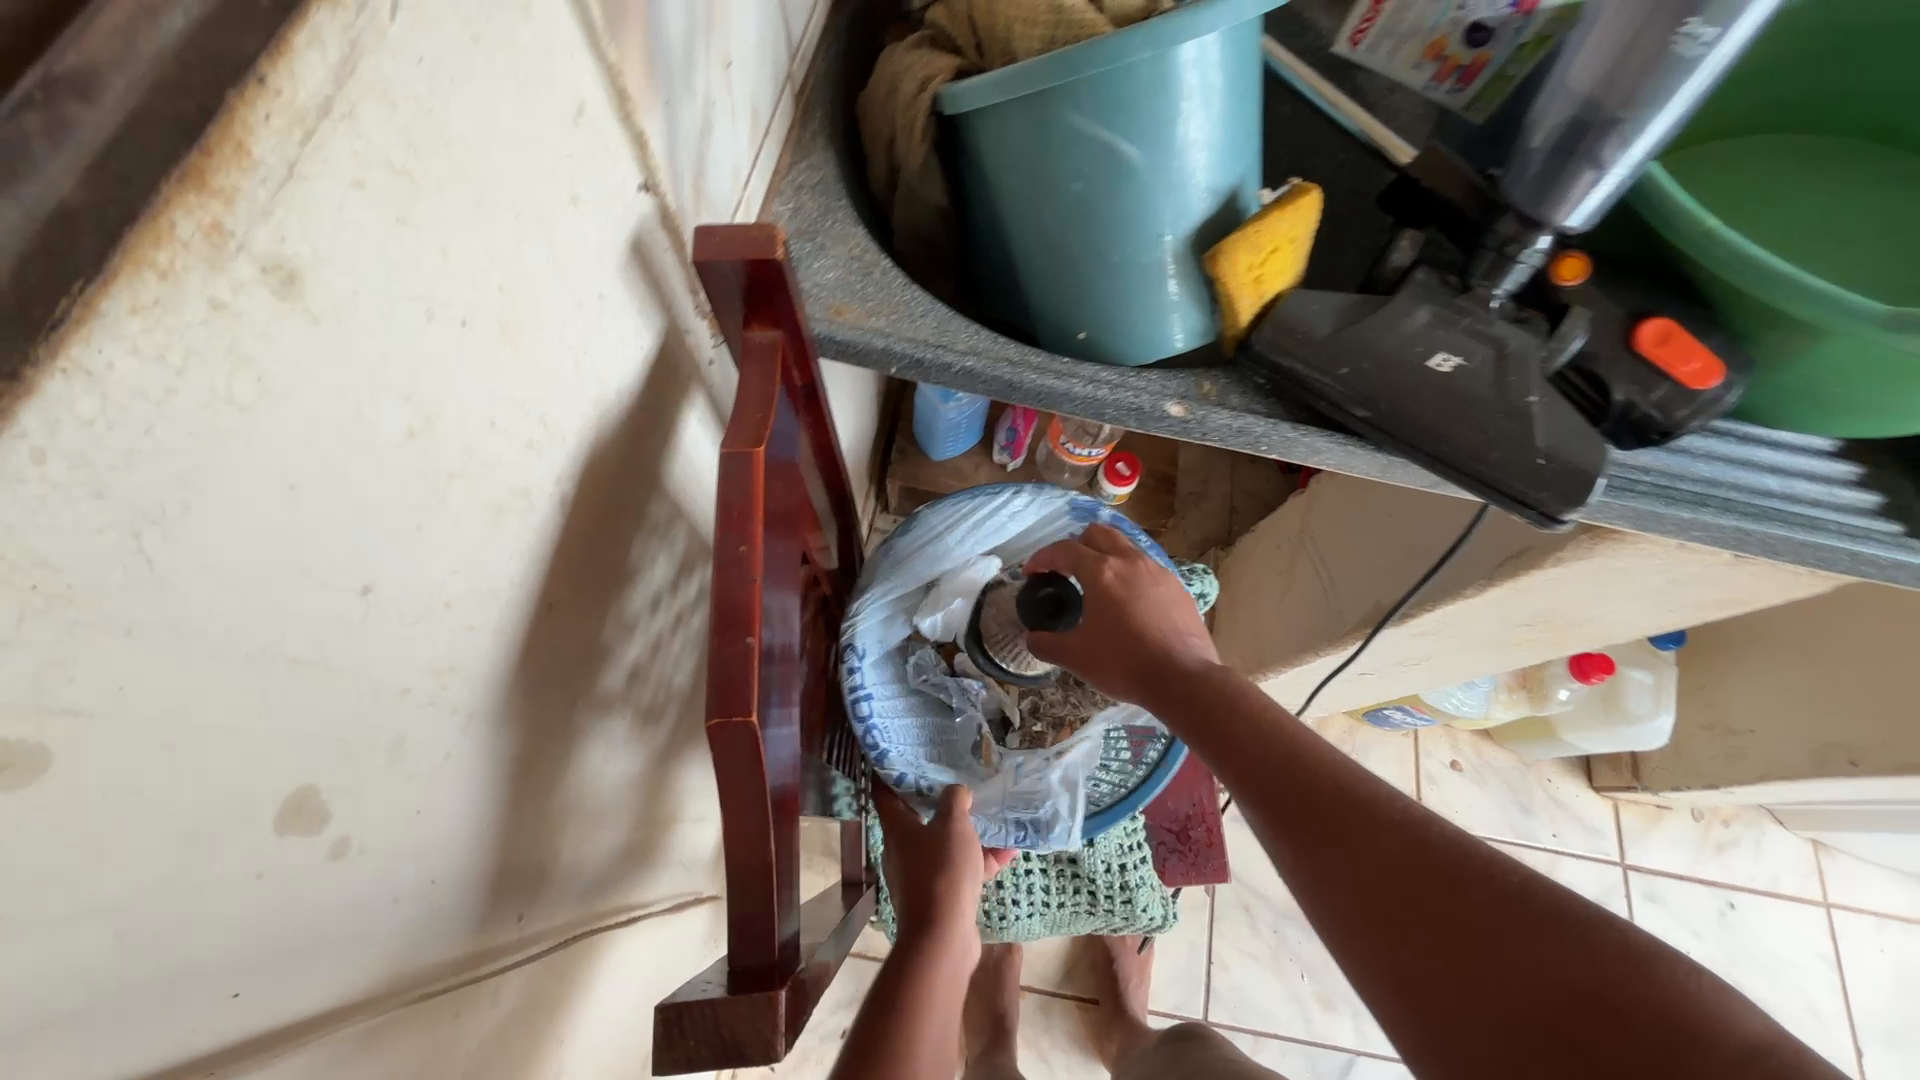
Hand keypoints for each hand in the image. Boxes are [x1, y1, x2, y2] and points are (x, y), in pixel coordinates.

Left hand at [875, 784, 1016, 955]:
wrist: (942, 937)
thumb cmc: (941, 870)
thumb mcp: (953, 824)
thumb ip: (955, 800)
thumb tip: (957, 792)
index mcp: (897, 828)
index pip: (885, 792)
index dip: (891, 772)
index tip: (905, 756)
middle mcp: (904, 850)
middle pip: (920, 819)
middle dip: (942, 803)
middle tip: (962, 782)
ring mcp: (922, 876)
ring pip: (947, 846)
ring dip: (971, 834)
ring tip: (997, 817)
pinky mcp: (942, 897)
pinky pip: (963, 870)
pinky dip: (983, 861)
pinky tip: (1010, 851)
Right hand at [1022, 524, 1223, 709]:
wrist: (1183, 678)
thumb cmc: (1123, 663)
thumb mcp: (1075, 657)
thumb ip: (1046, 644)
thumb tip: (1031, 638)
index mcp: (1101, 572)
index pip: (1064, 550)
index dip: (1042, 558)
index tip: (1031, 573)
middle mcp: (1130, 561)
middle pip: (1098, 534)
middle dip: (1076, 546)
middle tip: (1065, 571)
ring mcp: (1158, 571)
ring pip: (1126, 547)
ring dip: (1106, 557)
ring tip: (1098, 585)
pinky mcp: (1178, 587)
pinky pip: (1147, 568)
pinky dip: (1130, 575)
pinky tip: (1129, 602)